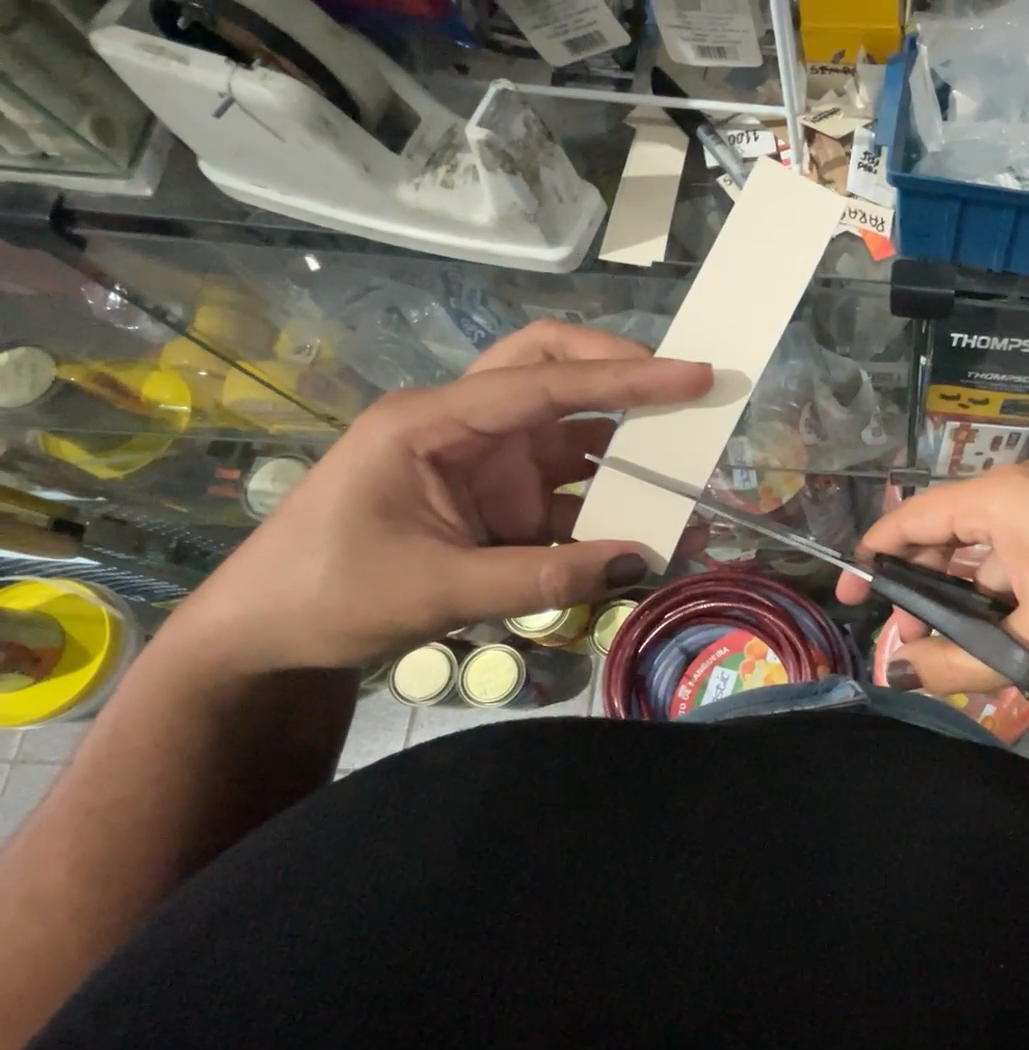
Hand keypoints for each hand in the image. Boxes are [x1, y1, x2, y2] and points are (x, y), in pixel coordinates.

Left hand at [164, 322, 712, 673]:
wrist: (269, 637)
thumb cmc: (329, 596)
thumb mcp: (438, 590)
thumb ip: (545, 575)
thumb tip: (644, 559)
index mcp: (433, 423)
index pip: (544, 383)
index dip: (626, 379)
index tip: (695, 377)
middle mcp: (466, 428)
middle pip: (552, 369)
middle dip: (620, 373)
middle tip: (686, 388)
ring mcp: (485, 464)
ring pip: (572, 433)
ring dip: (628, 449)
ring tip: (689, 463)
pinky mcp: (499, 501)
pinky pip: (570, 492)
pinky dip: (612, 507)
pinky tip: (652, 528)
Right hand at [836, 459, 1028, 694]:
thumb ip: (959, 661)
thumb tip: (902, 672)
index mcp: (1005, 500)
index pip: (914, 518)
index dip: (874, 557)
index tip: (850, 596)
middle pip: (950, 531)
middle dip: (921, 587)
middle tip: (907, 642)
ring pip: (991, 548)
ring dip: (965, 595)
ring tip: (952, 649)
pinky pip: (1026, 553)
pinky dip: (1004, 590)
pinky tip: (1002, 632)